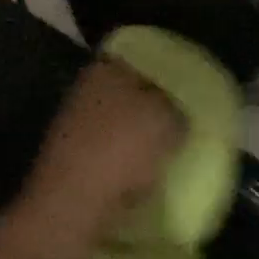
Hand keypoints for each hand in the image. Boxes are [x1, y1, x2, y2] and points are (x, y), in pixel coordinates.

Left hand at [0, 59, 183, 258]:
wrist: (70, 201)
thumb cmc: (121, 147)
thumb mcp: (168, 119)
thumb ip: (179, 107)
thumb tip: (181, 110)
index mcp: (106, 65)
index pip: (142, 58)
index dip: (167, 73)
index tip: (188, 93)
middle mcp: (86, 85)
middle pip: (130, 91)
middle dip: (152, 107)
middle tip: (181, 125)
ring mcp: (74, 120)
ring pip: (118, 122)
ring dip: (137, 137)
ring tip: (164, 155)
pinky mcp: (70, 155)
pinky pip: (107, 151)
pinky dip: (122, 162)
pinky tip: (139, 178)